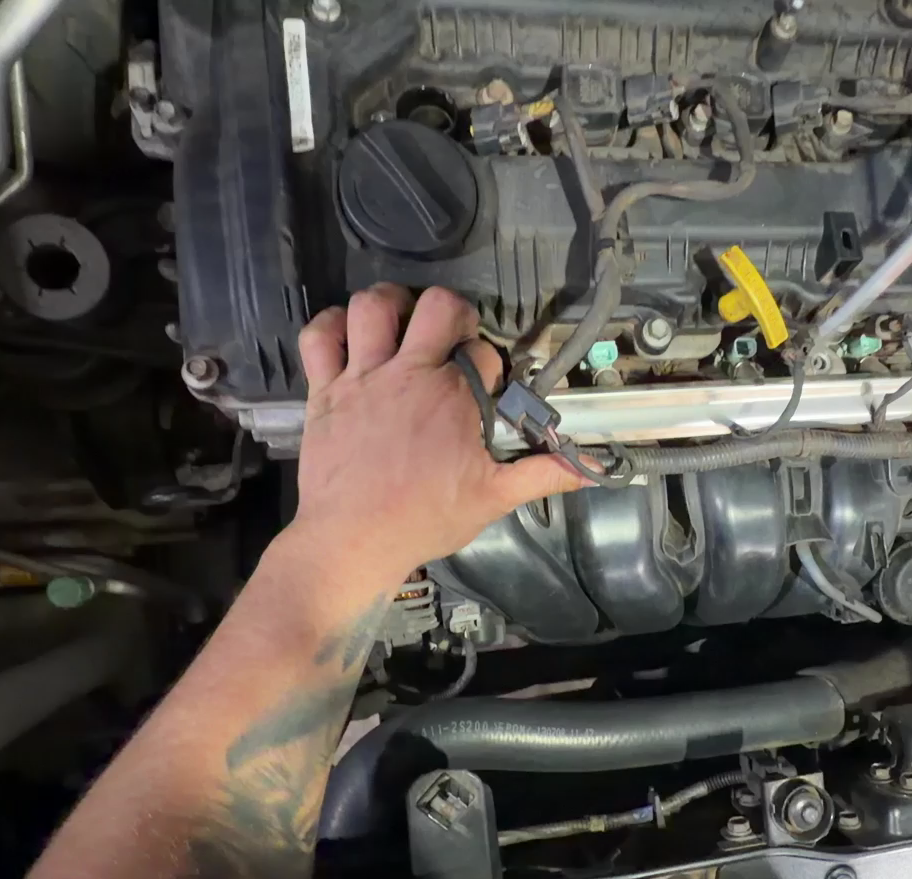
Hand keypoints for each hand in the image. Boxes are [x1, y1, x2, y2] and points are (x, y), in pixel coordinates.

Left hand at [281, 285, 584, 586]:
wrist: (353, 539)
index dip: (491, 364)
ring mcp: (363, 377)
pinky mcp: (324, 390)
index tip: (487, 384)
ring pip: (374, 307)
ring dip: (392, 305)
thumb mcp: (493, 499)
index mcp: (456, 397)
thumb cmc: (426, 519)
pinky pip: (319, 336)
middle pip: (437, 306)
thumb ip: (543, 475)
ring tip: (402, 322)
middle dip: (453, 311)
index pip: (486, 354)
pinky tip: (350, 335)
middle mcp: (411, 373)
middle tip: (453, 335)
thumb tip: (592, 469)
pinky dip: (332, 325)